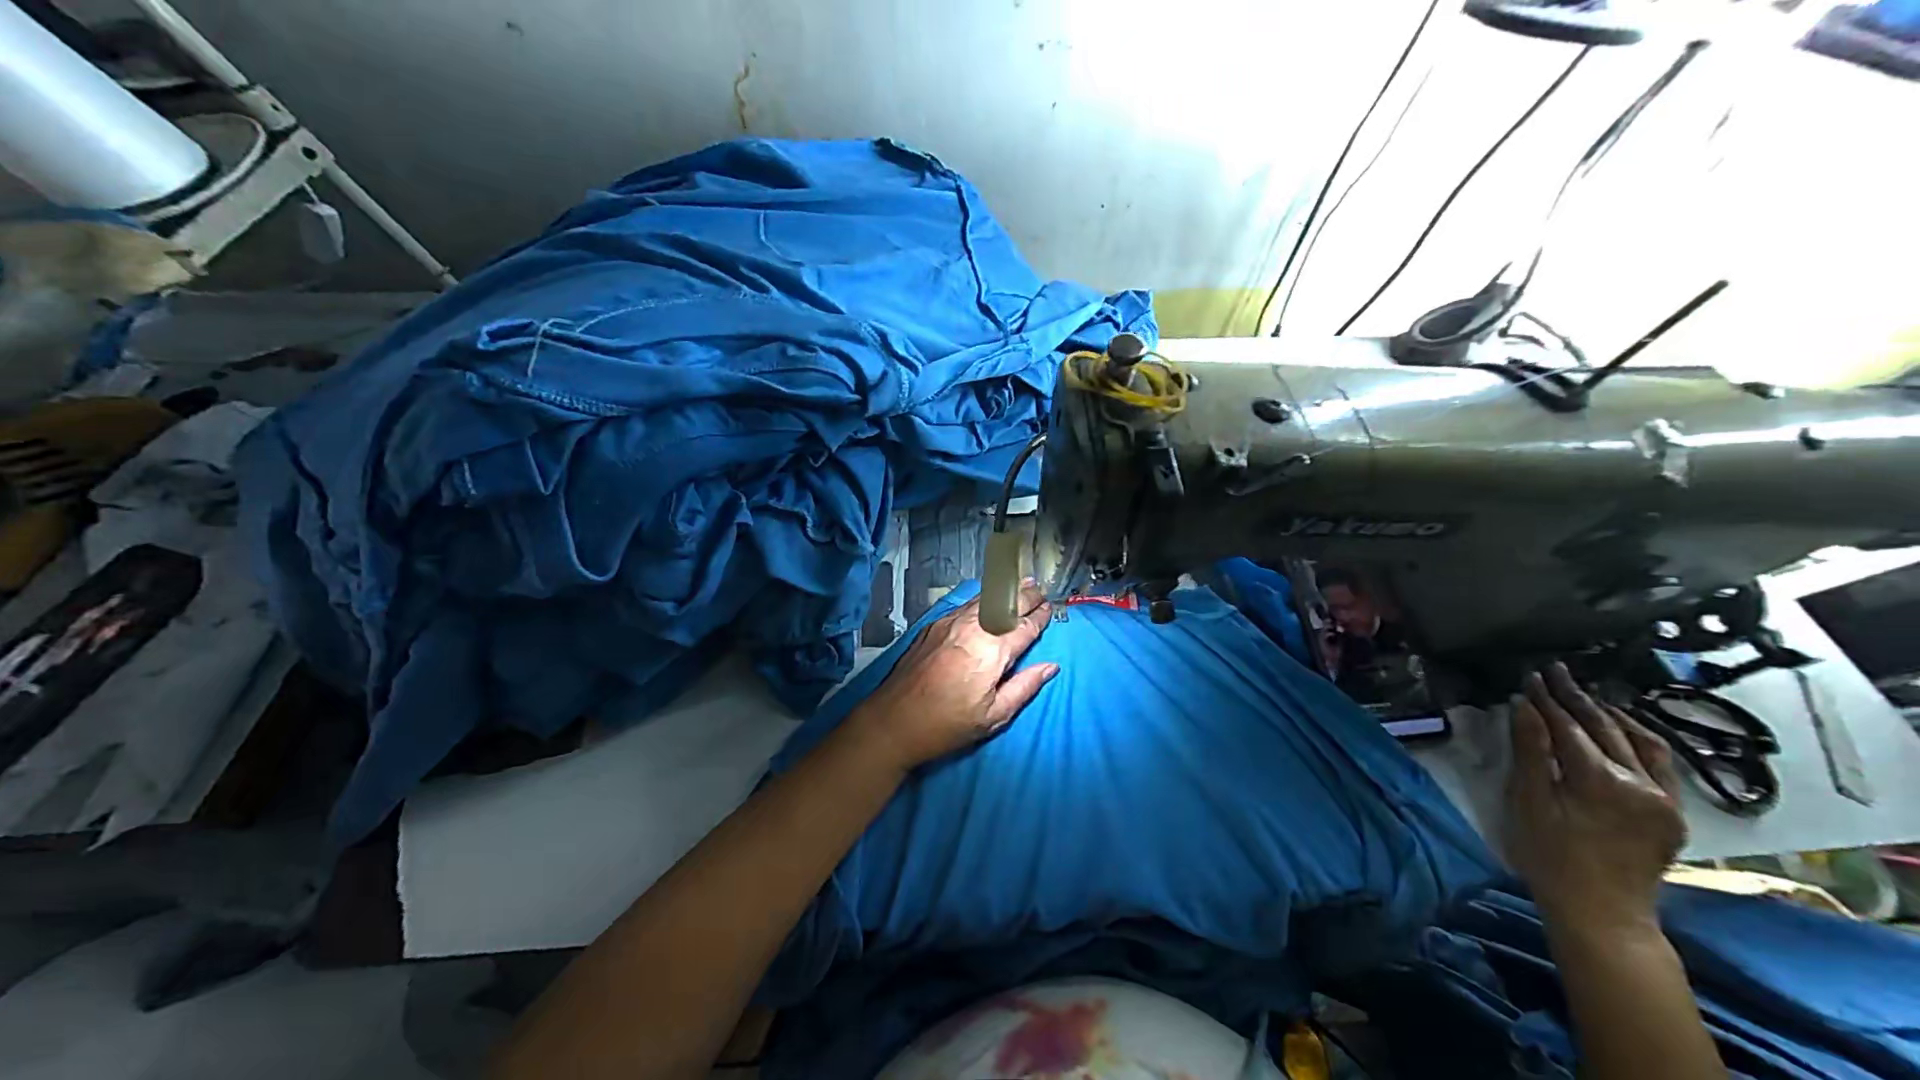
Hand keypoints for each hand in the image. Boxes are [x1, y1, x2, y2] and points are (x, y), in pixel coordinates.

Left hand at [841, 583, 1057, 772]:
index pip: (1025, 627)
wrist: (894, 720)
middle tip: (1039, 590)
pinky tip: (987, 600)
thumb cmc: (947, 724)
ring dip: (1005, 592)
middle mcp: (973, 628)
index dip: (1040, 617)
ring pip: (984, 600)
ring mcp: (951, 623)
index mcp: (993, 651)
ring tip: (1020, 584)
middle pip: (1006, 605)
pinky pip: (965, 605)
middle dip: (1025, 596)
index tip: (1051, 609)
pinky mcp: (934, 626)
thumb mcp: (994, 716)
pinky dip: (983, 599)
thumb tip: (1050, 666)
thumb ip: (1024, 687)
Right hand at [1504, 663, 1685, 932]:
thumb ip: (1531, 751)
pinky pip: (1660, 764)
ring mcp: (1665, 799)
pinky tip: (1624, 731)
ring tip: (1589, 696)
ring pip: (1640, 742)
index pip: (1569, 727)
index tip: (1531, 676)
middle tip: (1556, 673)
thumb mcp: (1529, 802)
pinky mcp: (1673, 814)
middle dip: (1577, 698)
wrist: (1601, 912)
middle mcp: (1641, 782)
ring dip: (1611, 715)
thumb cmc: (1550, 856)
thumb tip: (1526, 706)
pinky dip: (1639, 740)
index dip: (1547, 700)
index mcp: (1600, 779)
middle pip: (1605, 728)